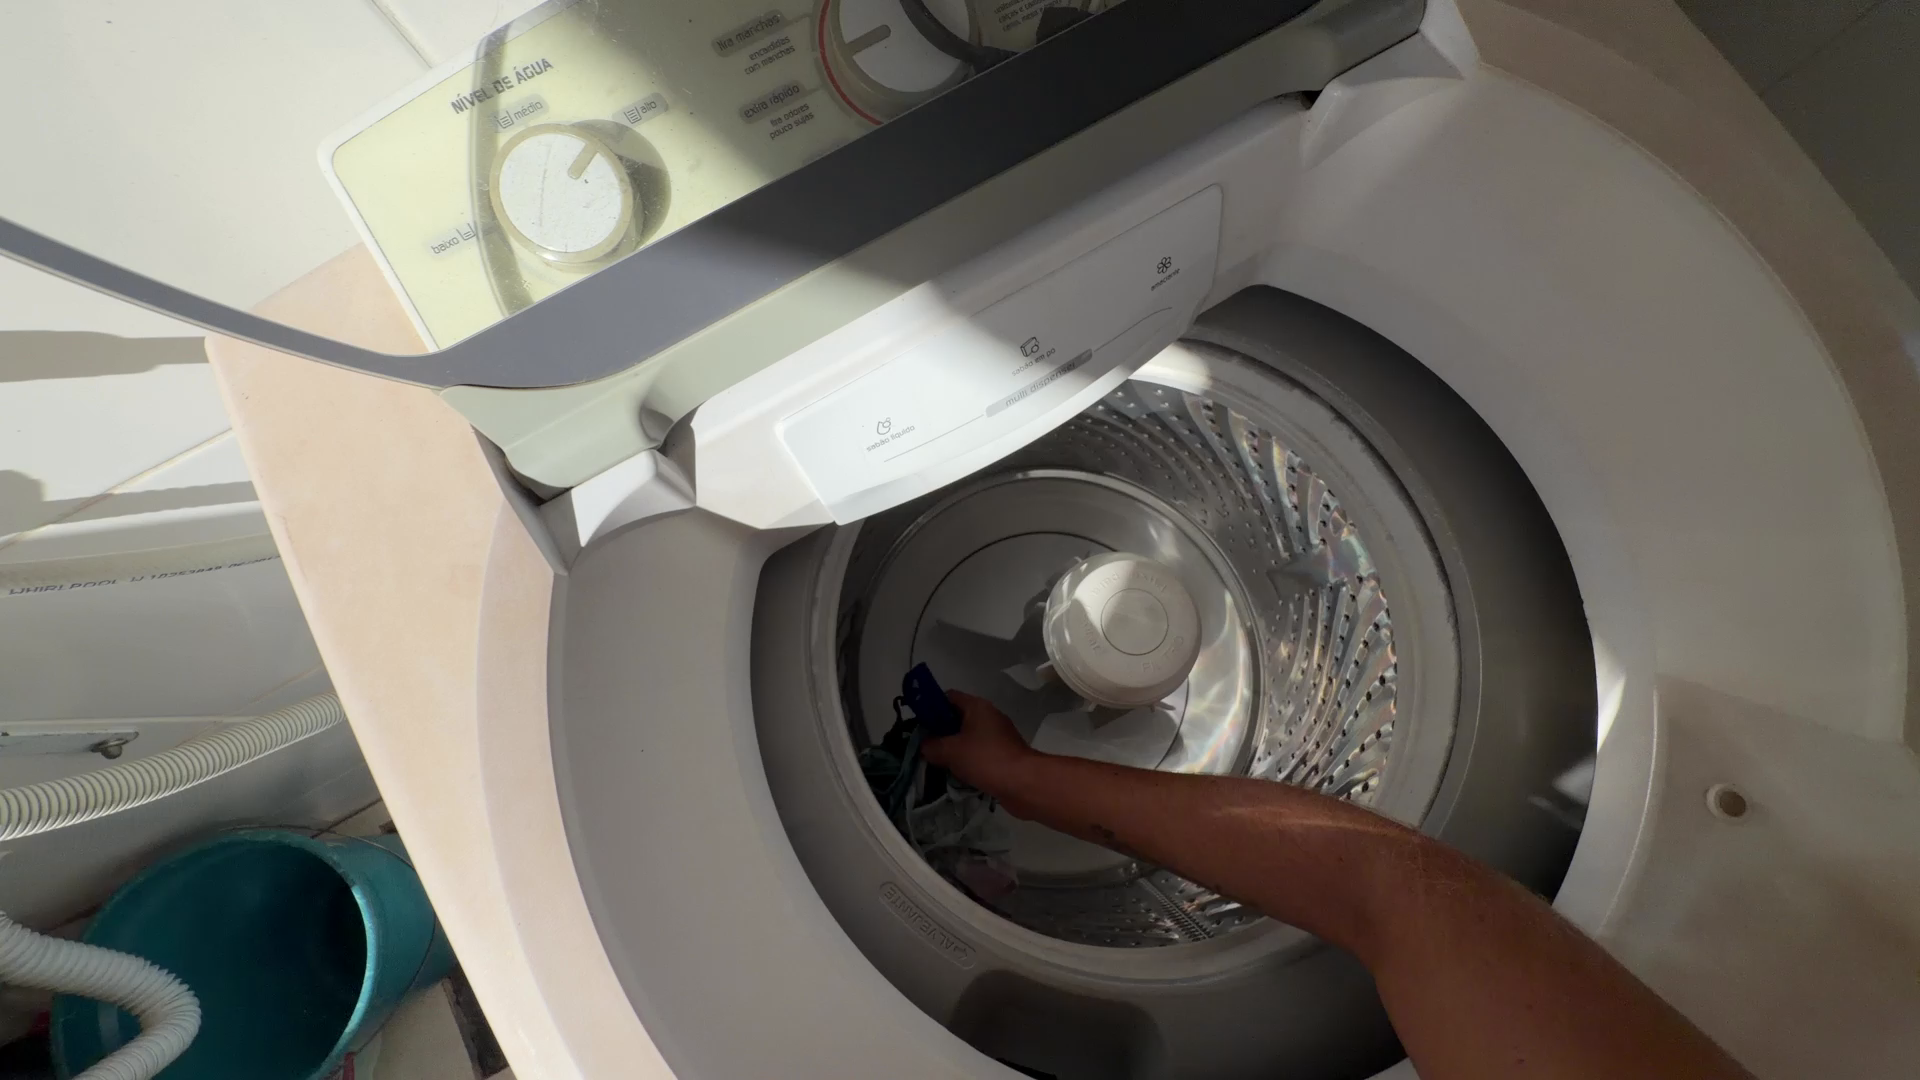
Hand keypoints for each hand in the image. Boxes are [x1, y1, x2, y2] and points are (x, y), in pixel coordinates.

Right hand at [921, 690, 1038, 798]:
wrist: (1023, 783)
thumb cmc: (985, 759)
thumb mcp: (951, 751)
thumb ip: (932, 746)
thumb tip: (924, 746)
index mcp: (976, 707)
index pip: (948, 697)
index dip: (931, 706)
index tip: (918, 724)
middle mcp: (988, 717)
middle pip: (957, 718)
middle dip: (940, 732)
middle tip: (924, 747)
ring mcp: (997, 736)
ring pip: (967, 738)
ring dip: (952, 750)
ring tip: (935, 764)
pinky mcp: (1002, 755)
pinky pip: (977, 754)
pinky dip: (966, 762)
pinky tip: (954, 775)